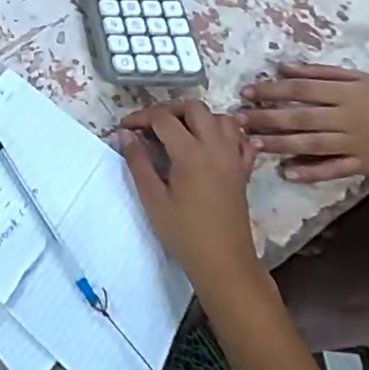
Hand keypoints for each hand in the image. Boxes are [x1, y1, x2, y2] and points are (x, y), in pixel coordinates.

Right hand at [121, 99, 261, 286]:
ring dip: (197, 117)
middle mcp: (216, 147)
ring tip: (177, 131)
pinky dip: (225, 132)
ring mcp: (234, 157)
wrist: (223, 261)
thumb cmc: (183, 231)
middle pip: (194, 108)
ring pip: (220, 118)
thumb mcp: (152, 197)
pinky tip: (209, 142)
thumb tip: (125, 134)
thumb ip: (138, 161)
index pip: (163, 118)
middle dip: (168, 110)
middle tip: (150, 125)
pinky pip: (240, 139)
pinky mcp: (243, 170)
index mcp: (191, 153)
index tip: (125, 128)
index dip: (140, 118)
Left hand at [240, 63, 368, 182]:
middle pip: (300, 117)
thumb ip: (323, 74)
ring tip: (251, 143)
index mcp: (350, 93)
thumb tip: (283, 67)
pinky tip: (287, 172)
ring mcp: (357, 143)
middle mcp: (350, 117)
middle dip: (265, 118)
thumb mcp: (366, 80)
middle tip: (236, 120)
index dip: (271, 90)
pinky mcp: (364, 165)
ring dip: (278, 144)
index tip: (246, 92)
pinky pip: (333, 170)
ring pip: (311, 143)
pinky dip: (310, 171)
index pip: (302, 89)